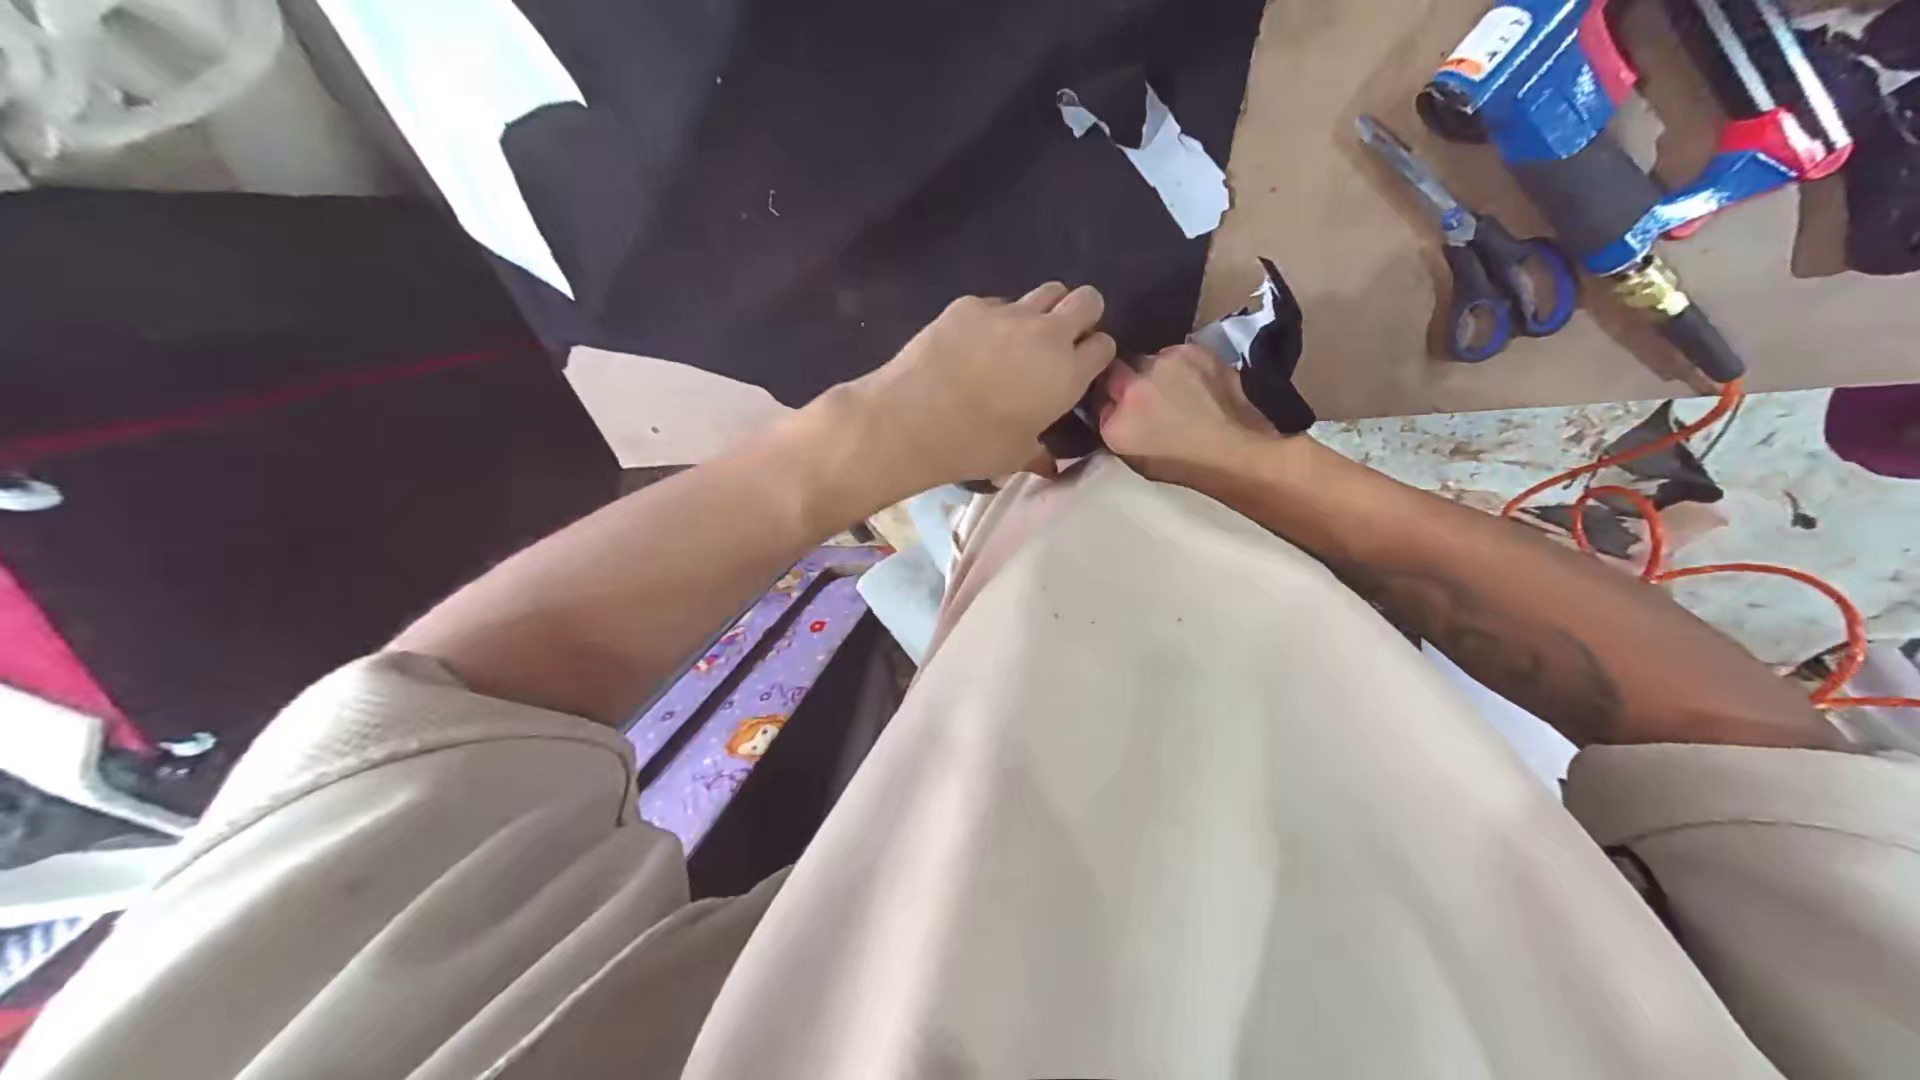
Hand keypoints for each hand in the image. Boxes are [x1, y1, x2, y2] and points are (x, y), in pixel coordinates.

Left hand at [848, 283, 1115, 489]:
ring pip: (1047, 291)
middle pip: (1087, 299)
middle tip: (1060, 341)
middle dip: (1082, 315)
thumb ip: (1041, 453)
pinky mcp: (971, 304)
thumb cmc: (972, 446)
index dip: (1094, 355)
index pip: (1104, 345)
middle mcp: (1046, 334)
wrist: (910, 420)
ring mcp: (1008, 313)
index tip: (1078, 369)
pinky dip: (997, 319)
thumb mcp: (1015, 456)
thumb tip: (1051, 464)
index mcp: (1067, 373)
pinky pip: (999, 302)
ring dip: (1044, 310)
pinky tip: (974, 344)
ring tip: (1021, 338)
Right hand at [1095, 343, 1285, 484]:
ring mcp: (1175, 358)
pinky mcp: (1202, 353)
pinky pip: (1182, 356)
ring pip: (1156, 359)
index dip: (1109, 389)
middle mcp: (1144, 371)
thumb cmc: (1177, 463)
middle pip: (1128, 365)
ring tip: (1177, 396)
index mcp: (1122, 399)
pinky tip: (1197, 388)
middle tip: (1148, 402)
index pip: (1102, 377)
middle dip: (1134, 380)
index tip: (1117, 401)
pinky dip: (1186, 369)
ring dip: (1161, 374)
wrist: (1234, 454)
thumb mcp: (1125, 451)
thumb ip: (1107, 417)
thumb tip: (1105, 399)